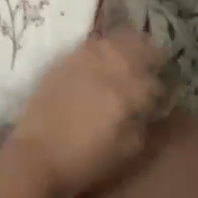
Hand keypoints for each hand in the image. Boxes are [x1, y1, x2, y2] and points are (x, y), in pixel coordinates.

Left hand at [5, 32, 165, 197]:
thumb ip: (145, 124)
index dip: (161, 88)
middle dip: (150, 54)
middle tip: (153, 64)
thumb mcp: (126, 151)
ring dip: (129, 44)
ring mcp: (86, 57)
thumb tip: (152, 108)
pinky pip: (93, 42)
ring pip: (117, 38)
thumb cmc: (85, 160)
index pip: (155, 80)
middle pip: (140, 46)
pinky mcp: (67, 57)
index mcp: (128, 91)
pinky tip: (104, 55)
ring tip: (130, 53)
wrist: (36, 156)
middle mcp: (110, 66)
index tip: (160, 94)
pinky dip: (104, 46)